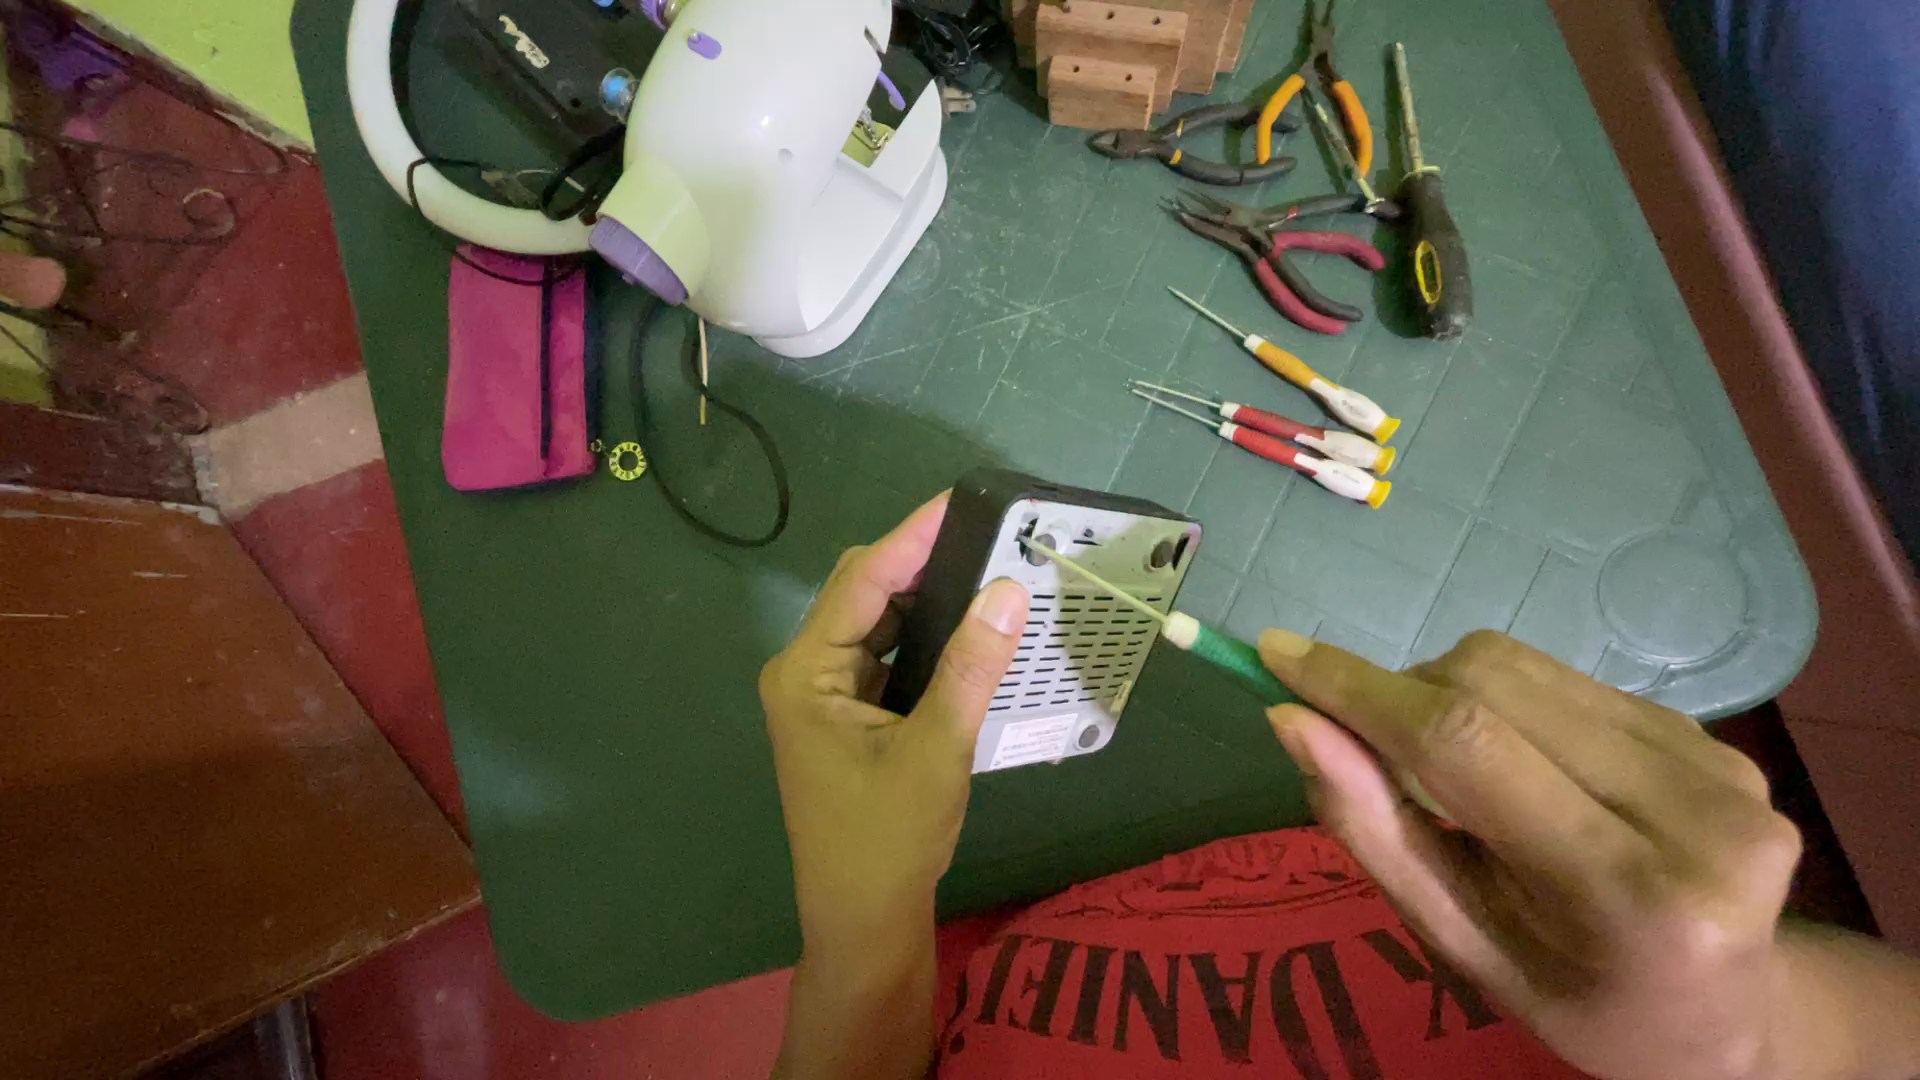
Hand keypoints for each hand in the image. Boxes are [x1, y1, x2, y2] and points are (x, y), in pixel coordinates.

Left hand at [760, 494, 1029, 953]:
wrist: (864, 919)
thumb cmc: (888, 838)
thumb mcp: (937, 748)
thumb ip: (971, 667)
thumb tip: (1007, 590)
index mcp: (806, 672)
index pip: (861, 582)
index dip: (911, 538)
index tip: (959, 504)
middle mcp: (805, 671)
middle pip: (862, 593)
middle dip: (917, 562)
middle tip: (980, 537)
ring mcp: (824, 693)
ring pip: (873, 621)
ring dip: (920, 597)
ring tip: (978, 569)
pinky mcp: (846, 712)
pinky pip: (883, 653)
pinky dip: (918, 635)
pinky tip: (960, 625)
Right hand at [1258, 629, 1800, 1079]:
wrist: (1727, 1015)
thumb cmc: (1563, 988)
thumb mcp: (1448, 934)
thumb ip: (1366, 824)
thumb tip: (1290, 717)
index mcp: (1626, 893)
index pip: (1460, 744)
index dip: (1355, 687)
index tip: (1274, 653)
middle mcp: (1696, 814)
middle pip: (1485, 685)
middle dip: (1395, 695)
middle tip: (1374, 749)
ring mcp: (1720, 764)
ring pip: (1514, 664)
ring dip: (1442, 691)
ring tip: (1452, 765)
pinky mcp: (1719, 736)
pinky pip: (1555, 674)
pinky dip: (1497, 698)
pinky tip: (1517, 758)